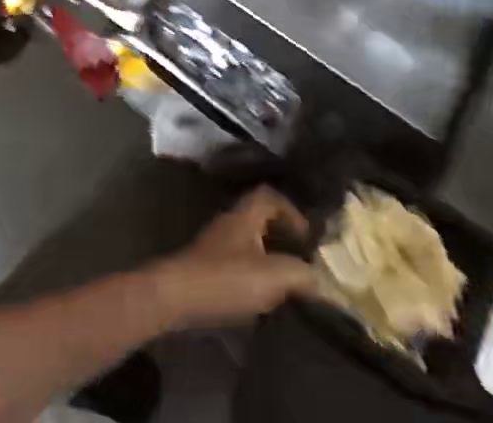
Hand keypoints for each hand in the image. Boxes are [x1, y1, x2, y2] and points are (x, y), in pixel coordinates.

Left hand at [145, 187, 324, 329]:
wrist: (175, 296)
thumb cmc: (224, 278)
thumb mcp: (273, 275)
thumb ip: (301, 273)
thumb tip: (317, 279)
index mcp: (243, 216)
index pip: (268, 195)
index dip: (291, 209)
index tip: (307, 236)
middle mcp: (228, 223)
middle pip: (259, 218)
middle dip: (283, 235)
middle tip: (304, 259)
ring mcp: (215, 245)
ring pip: (249, 241)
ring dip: (270, 256)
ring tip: (290, 282)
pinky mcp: (208, 266)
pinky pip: (239, 261)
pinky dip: (256, 273)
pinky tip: (265, 296)